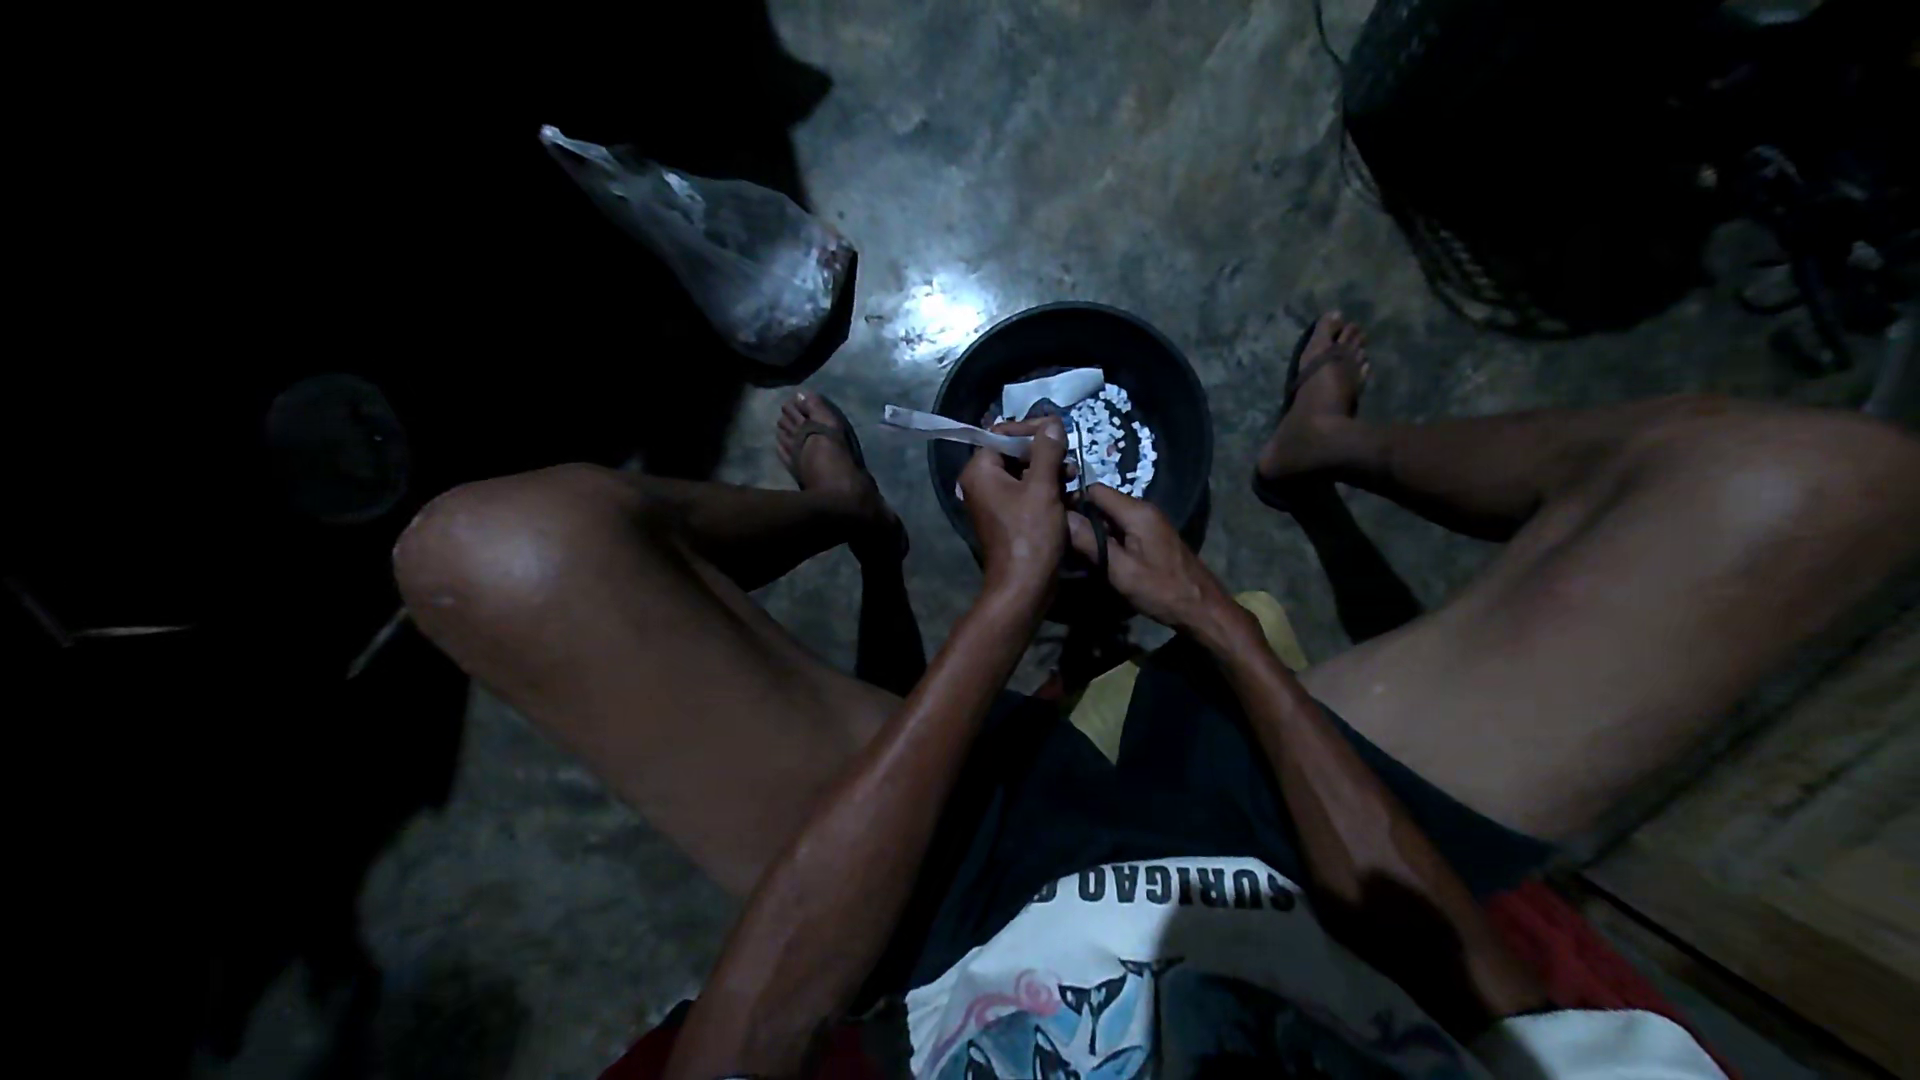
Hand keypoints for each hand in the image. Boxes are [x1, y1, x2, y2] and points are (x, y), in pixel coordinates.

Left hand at [959, 417, 1068, 599]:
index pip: (1002, 432)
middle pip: (1014, 452)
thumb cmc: (1030, 534)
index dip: (1031, 429)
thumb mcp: (1043, 487)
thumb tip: (1051, 422)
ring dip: (1050, 472)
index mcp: (980, 471)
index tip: (1058, 430)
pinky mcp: (1008, 517)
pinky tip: (1069, 497)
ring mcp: (994, 501)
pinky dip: (1047, 491)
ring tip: (1073, 479)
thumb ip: (1047, 451)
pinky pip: (1026, 493)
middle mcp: (981, 483)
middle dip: (1044, 453)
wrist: (1024, 585)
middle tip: (1069, 459)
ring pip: (1024, 473)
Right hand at [1067, 485, 1251, 647]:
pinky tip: (1098, 560)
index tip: (1055, 520)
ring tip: (1075, 552)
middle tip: (1062, 541)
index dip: (1073, 501)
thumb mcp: (1120, 569)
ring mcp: (1150, 525)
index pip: (1096, 490)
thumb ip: (1090, 542)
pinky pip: (1122, 531)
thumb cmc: (1161, 589)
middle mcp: (1144, 511)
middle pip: (1103, 504)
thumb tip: (1062, 517)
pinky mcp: (1152, 539)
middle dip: (1082, 519)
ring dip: (1094, 533)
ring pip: (1111, 519)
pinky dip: (1108, 542)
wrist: (1202, 610)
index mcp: (1136, 512)